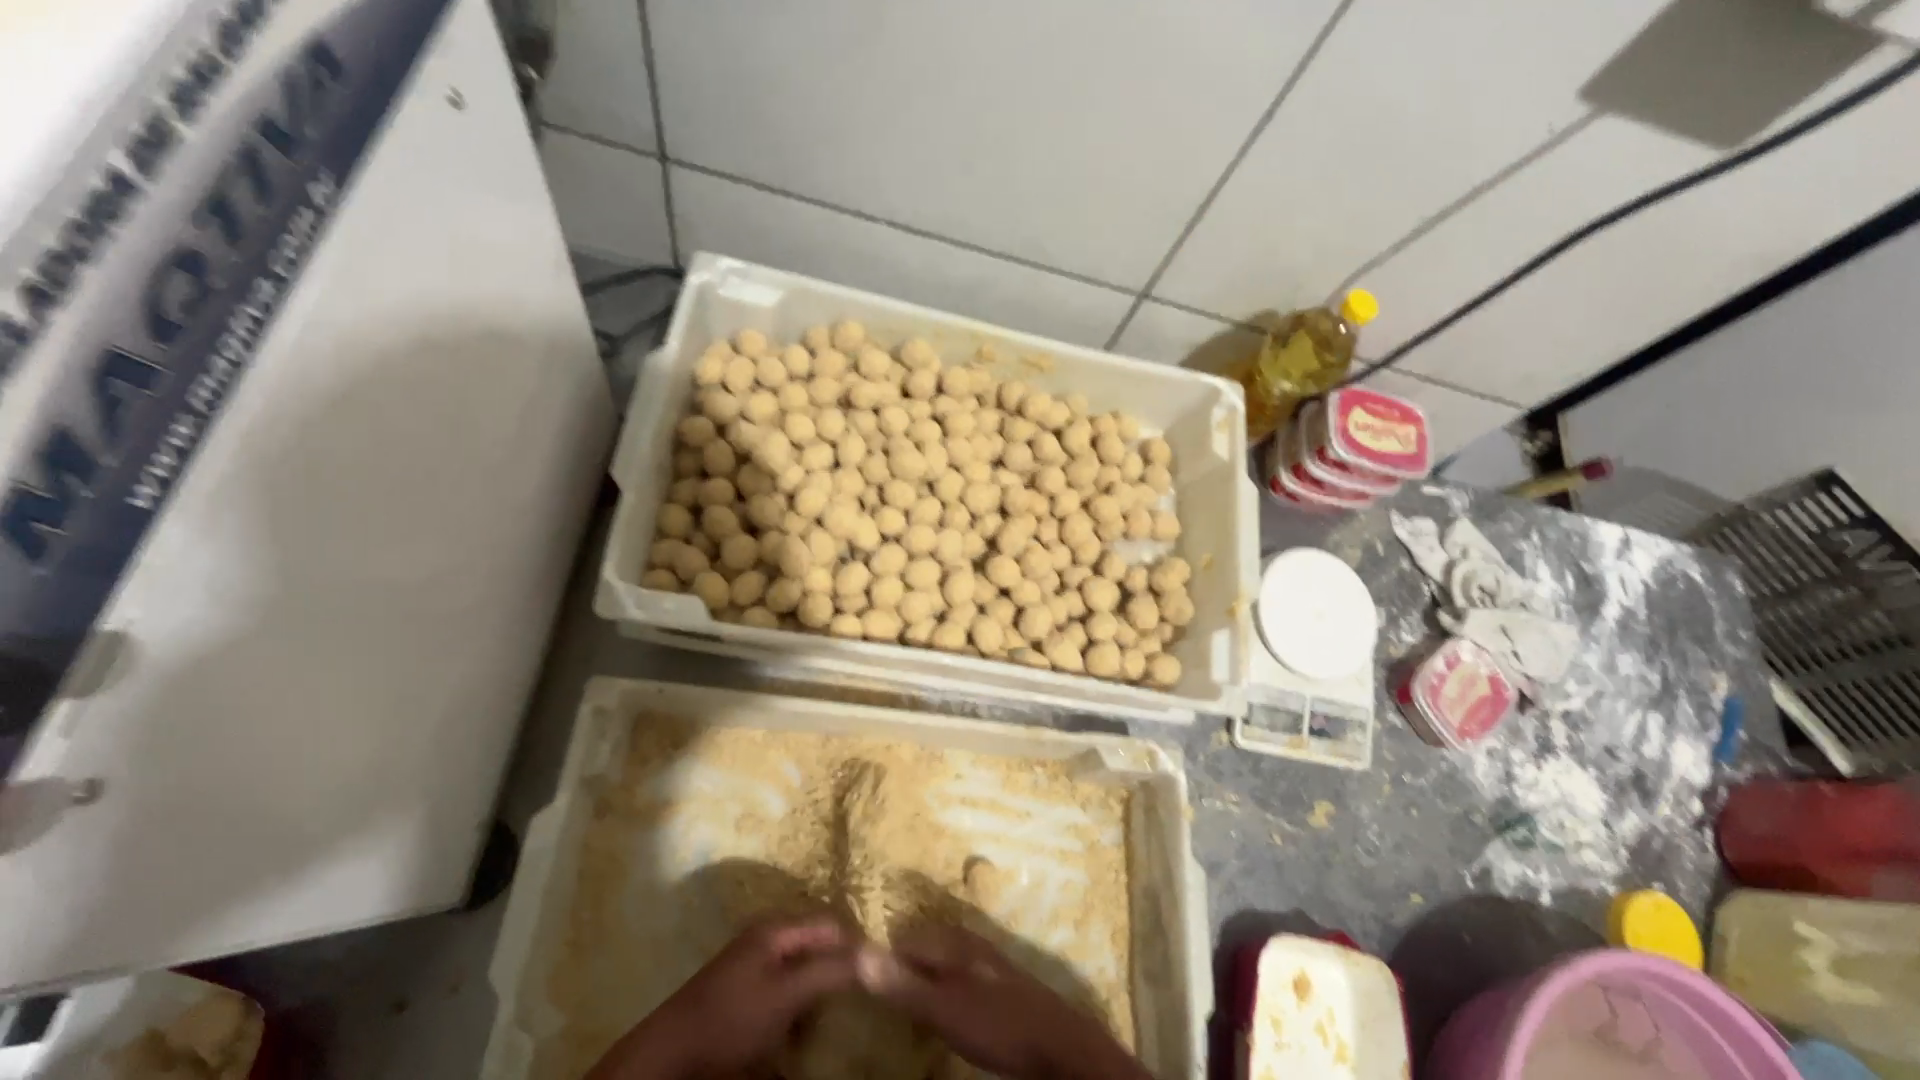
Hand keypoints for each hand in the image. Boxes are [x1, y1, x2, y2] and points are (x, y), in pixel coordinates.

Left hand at [587, 914, 858, 1079]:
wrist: (671, 1054)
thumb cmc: (731, 1019)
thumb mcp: (786, 995)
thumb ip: (828, 970)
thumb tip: (874, 953)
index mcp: (776, 927)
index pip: (833, 924)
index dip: (857, 945)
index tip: (880, 973)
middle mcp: (767, 935)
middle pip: (819, 940)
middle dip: (842, 961)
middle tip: (865, 990)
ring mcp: (756, 960)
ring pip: (805, 962)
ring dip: (823, 981)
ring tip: (843, 1004)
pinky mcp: (749, 986)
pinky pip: (789, 981)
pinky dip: (804, 994)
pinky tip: (811, 1015)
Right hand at [854, 924, 1150, 1079]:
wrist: (1060, 1046)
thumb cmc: (998, 1024)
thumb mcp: (944, 1008)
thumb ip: (903, 984)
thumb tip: (858, 953)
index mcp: (952, 942)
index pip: (902, 938)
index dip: (877, 955)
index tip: (855, 975)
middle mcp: (968, 942)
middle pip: (921, 945)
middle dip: (899, 962)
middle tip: (876, 991)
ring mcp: (986, 961)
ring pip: (941, 959)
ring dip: (921, 975)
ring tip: (903, 999)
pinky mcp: (997, 983)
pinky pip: (957, 975)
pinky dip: (941, 987)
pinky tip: (941, 1006)